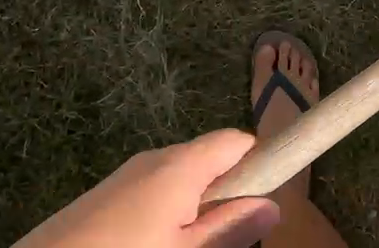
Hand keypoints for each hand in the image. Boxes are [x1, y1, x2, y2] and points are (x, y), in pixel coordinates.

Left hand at [13, 129, 280, 247]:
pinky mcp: (104, 194)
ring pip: (180, 180)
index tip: (266, 197)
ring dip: (194, 209)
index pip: (236, 140)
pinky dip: (164, 214)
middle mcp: (155, 157)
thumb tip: (273, 205)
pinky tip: (152, 246)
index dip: (259, 163)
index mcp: (180, 165)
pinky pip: (151, 193)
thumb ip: (229, 230)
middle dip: (225, 194)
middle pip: (209, 160)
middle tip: (224, 240)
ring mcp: (126, 174)